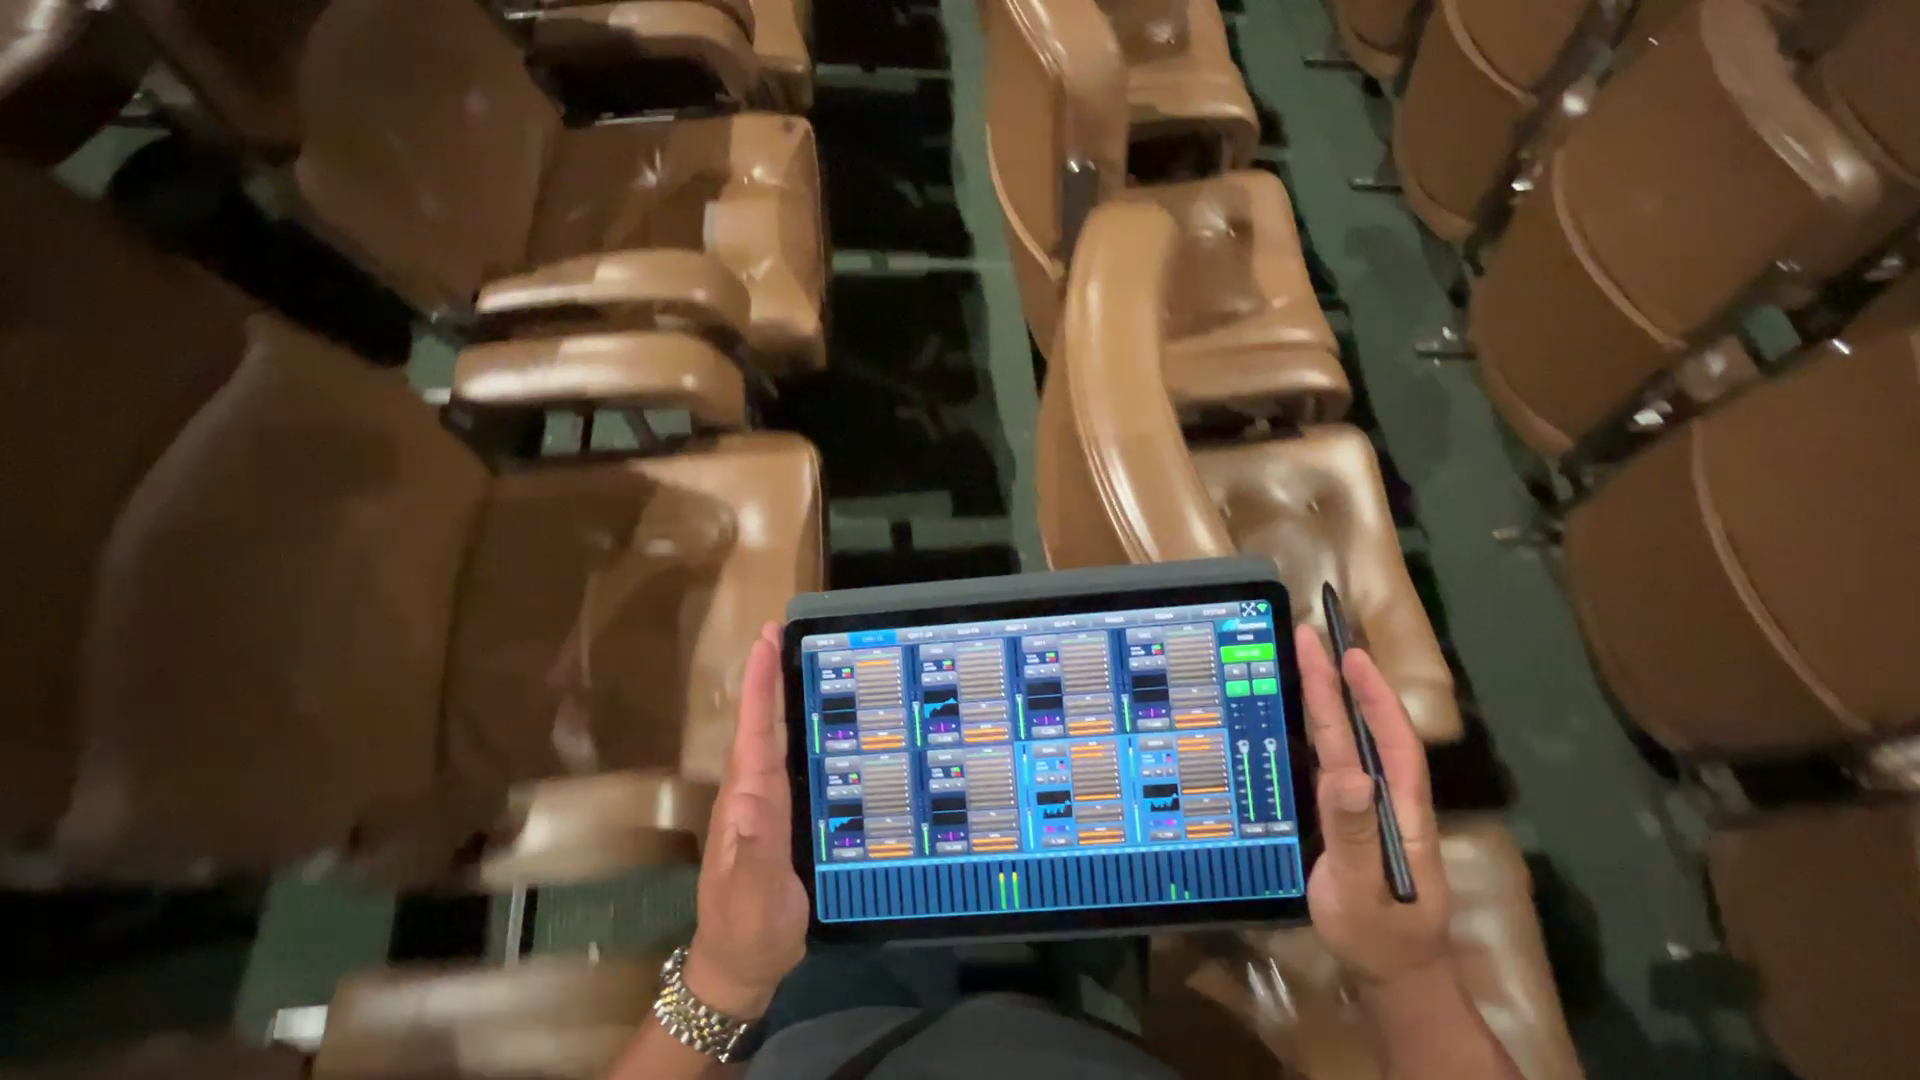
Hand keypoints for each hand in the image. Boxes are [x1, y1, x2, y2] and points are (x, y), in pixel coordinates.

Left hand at [686, 622, 808, 1018]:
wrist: (740, 967)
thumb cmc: (748, 929)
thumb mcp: (755, 894)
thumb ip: (755, 850)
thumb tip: (751, 797)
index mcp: (749, 799)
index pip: (756, 730)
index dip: (760, 684)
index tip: (767, 637)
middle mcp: (754, 794)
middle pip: (762, 724)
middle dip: (769, 677)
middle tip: (788, 633)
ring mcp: (765, 807)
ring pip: (774, 741)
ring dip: (782, 700)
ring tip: (807, 663)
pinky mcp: (780, 821)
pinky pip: (789, 765)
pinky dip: (798, 736)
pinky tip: (821, 730)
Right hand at [1296, 624, 1450, 987]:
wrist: (1393, 972)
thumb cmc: (1381, 933)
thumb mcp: (1363, 887)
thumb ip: (1355, 832)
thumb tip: (1349, 774)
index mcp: (1399, 808)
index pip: (1385, 739)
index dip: (1368, 695)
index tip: (1346, 654)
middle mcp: (1388, 798)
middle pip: (1368, 730)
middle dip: (1344, 681)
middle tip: (1316, 638)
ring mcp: (1372, 807)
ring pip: (1355, 742)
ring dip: (1335, 700)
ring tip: (1312, 662)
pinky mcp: (1353, 819)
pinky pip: (1338, 762)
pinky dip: (1326, 730)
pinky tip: (1311, 718)